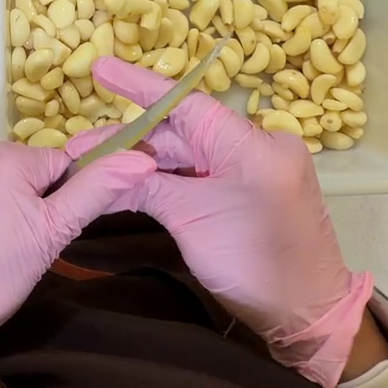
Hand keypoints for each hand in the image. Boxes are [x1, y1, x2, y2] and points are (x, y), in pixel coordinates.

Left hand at [0, 142, 154, 380]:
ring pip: (9, 182)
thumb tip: (142, 158)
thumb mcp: (51, 236)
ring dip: (15, 209)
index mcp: (11, 155)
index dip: (68, 201)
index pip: (66, 164)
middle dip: (41, 205)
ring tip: (2, 250)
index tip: (54, 235)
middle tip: (27, 248)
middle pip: (35, 171)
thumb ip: (95, 192)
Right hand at [66, 57, 373, 387]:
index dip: (140, 85)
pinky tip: (127, 182)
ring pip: (186, 155)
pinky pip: (199, 174)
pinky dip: (165, 179)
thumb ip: (148, 187)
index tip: (102, 68)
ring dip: (142, 163)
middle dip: (129, 139)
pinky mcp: (248, 190)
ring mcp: (252, 169)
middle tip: (77, 147)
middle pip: (180, 131)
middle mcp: (253, 146)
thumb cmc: (256, 265)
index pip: (185, 103)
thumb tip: (106, 169)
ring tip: (91, 166)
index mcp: (250, 144)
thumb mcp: (192, 222)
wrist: (310, 319)